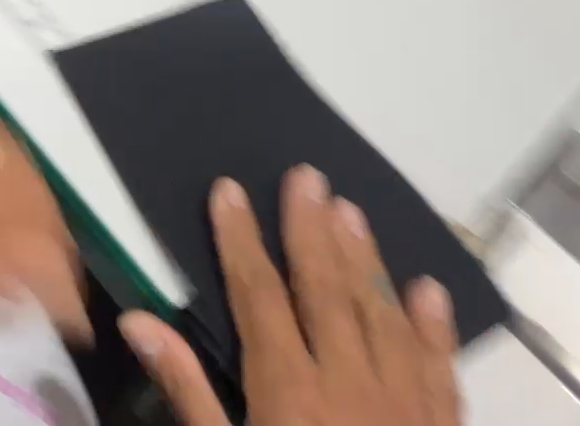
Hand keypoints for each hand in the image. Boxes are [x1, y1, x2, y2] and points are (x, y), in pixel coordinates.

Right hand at [117, 167, 460, 425]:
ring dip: (366, 260)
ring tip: (352, 210)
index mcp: (291, 388)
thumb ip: (188, 391)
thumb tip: (139, 320)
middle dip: (311, 230)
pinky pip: (440, 371)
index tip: (229, 190)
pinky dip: (433, 328)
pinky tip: (426, 290)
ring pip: (383, 316)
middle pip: (327, 290)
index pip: (259, 293)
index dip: (240, 238)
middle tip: (307, 177)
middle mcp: (350, 383)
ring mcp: (404, 408)